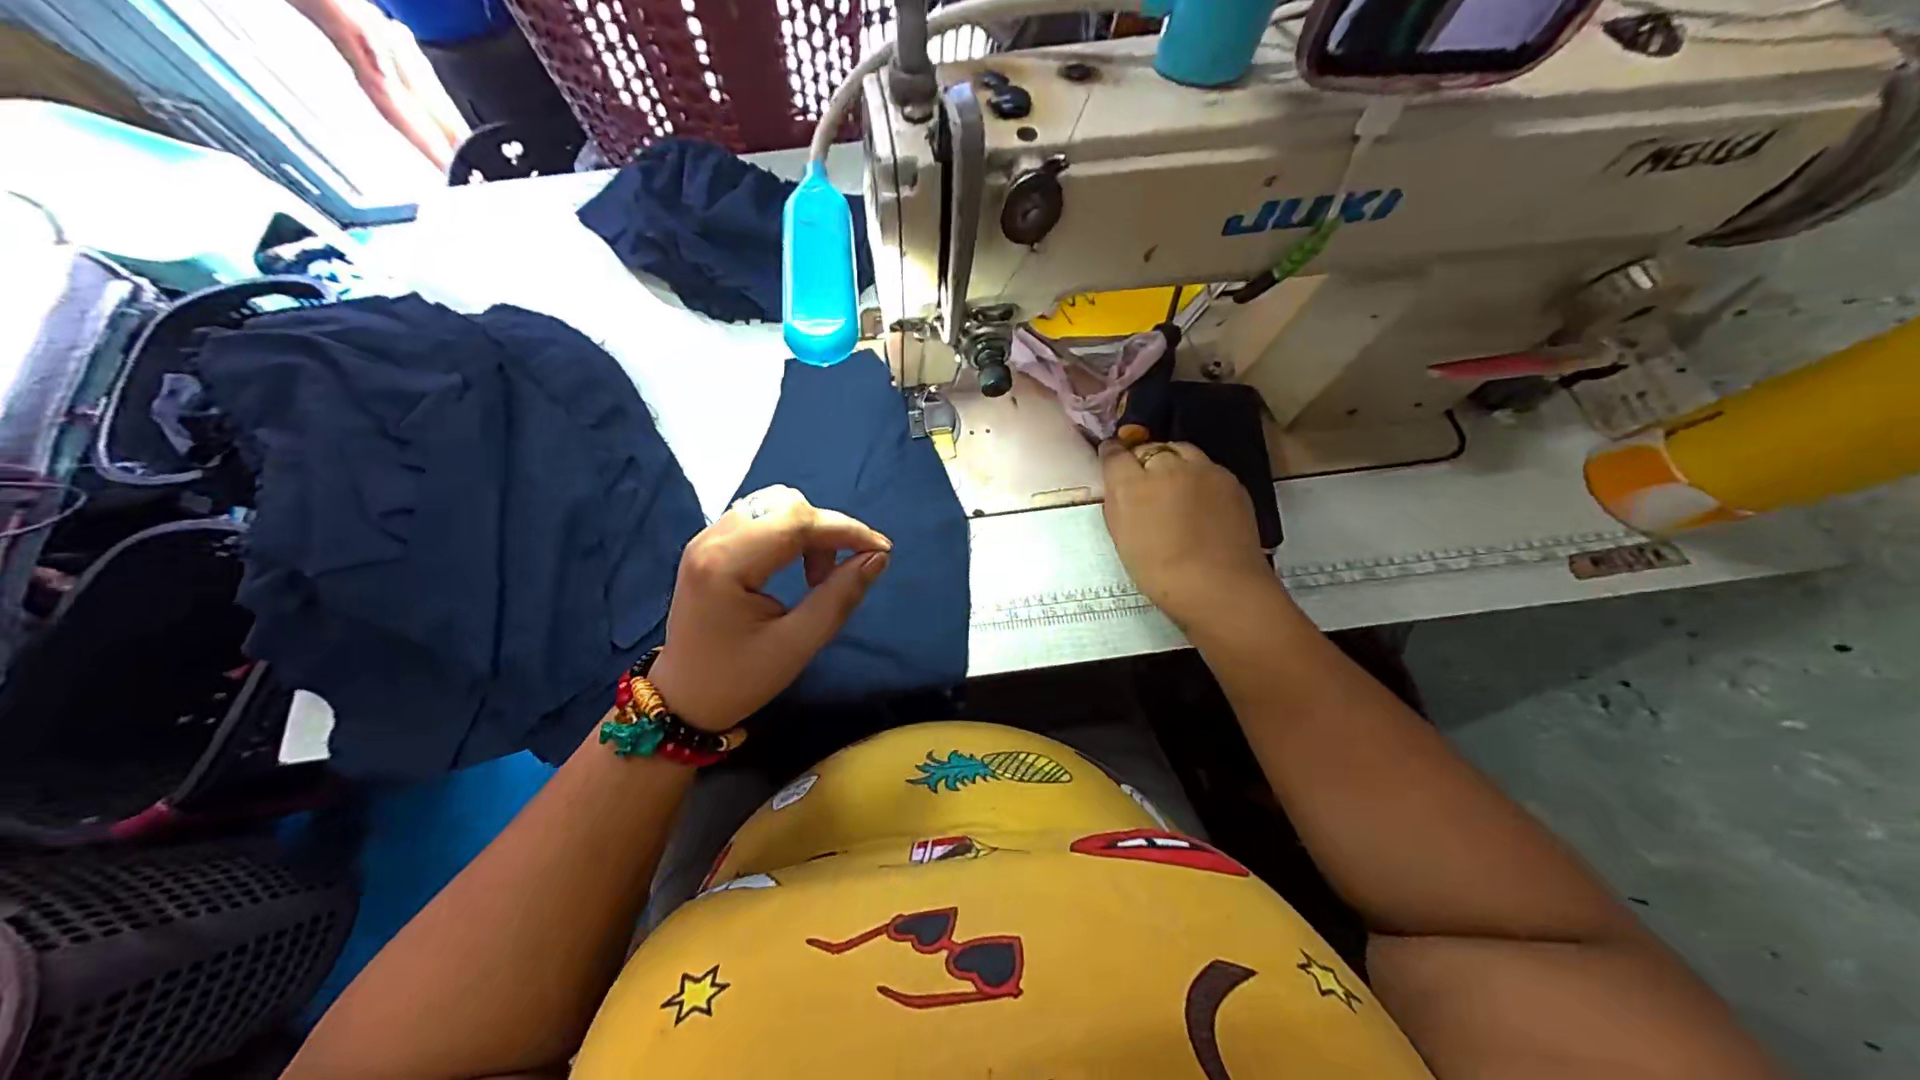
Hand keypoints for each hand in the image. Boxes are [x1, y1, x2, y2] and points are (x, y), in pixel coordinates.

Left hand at [648, 486, 890, 730]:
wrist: (684, 698)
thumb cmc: (739, 679)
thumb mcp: (797, 645)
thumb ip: (839, 597)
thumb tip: (877, 558)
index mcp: (725, 564)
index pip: (796, 522)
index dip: (845, 530)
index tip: (882, 549)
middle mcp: (710, 540)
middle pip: (785, 504)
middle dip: (826, 529)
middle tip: (842, 572)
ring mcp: (706, 539)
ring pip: (773, 505)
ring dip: (808, 529)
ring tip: (817, 575)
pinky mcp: (709, 545)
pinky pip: (760, 518)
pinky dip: (789, 532)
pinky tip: (796, 565)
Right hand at [1100, 440, 1280, 628]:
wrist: (1219, 586)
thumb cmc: (1159, 573)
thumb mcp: (1122, 538)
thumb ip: (1117, 503)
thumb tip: (1118, 485)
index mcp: (1132, 485)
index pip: (1115, 452)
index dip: (1112, 455)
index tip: (1112, 461)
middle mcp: (1166, 467)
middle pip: (1149, 448)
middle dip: (1143, 460)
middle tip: (1145, 482)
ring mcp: (1202, 469)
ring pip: (1180, 450)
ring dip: (1172, 462)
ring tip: (1174, 485)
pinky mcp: (1229, 479)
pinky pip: (1206, 466)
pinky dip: (1198, 475)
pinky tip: (1200, 499)